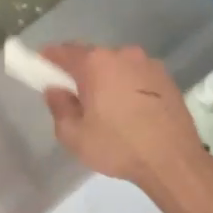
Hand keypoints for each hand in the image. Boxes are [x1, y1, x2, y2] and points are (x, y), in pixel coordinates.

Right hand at [39, 44, 212, 190]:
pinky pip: (136, 77)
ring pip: (117, 67)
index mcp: (96, 64)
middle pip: (92, 57)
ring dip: (106, 80)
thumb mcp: (74, 135)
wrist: (172, 160)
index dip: (48, 58)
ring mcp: (149, 64)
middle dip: (80, 72)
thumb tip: (56, 89)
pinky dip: (127, 87)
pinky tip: (129, 111)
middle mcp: (123, 55)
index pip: (64, 51)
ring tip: (105, 108)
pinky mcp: (167, 79)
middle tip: (74, 96)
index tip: (40, 68)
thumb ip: (59, 106)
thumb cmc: (117, 146)